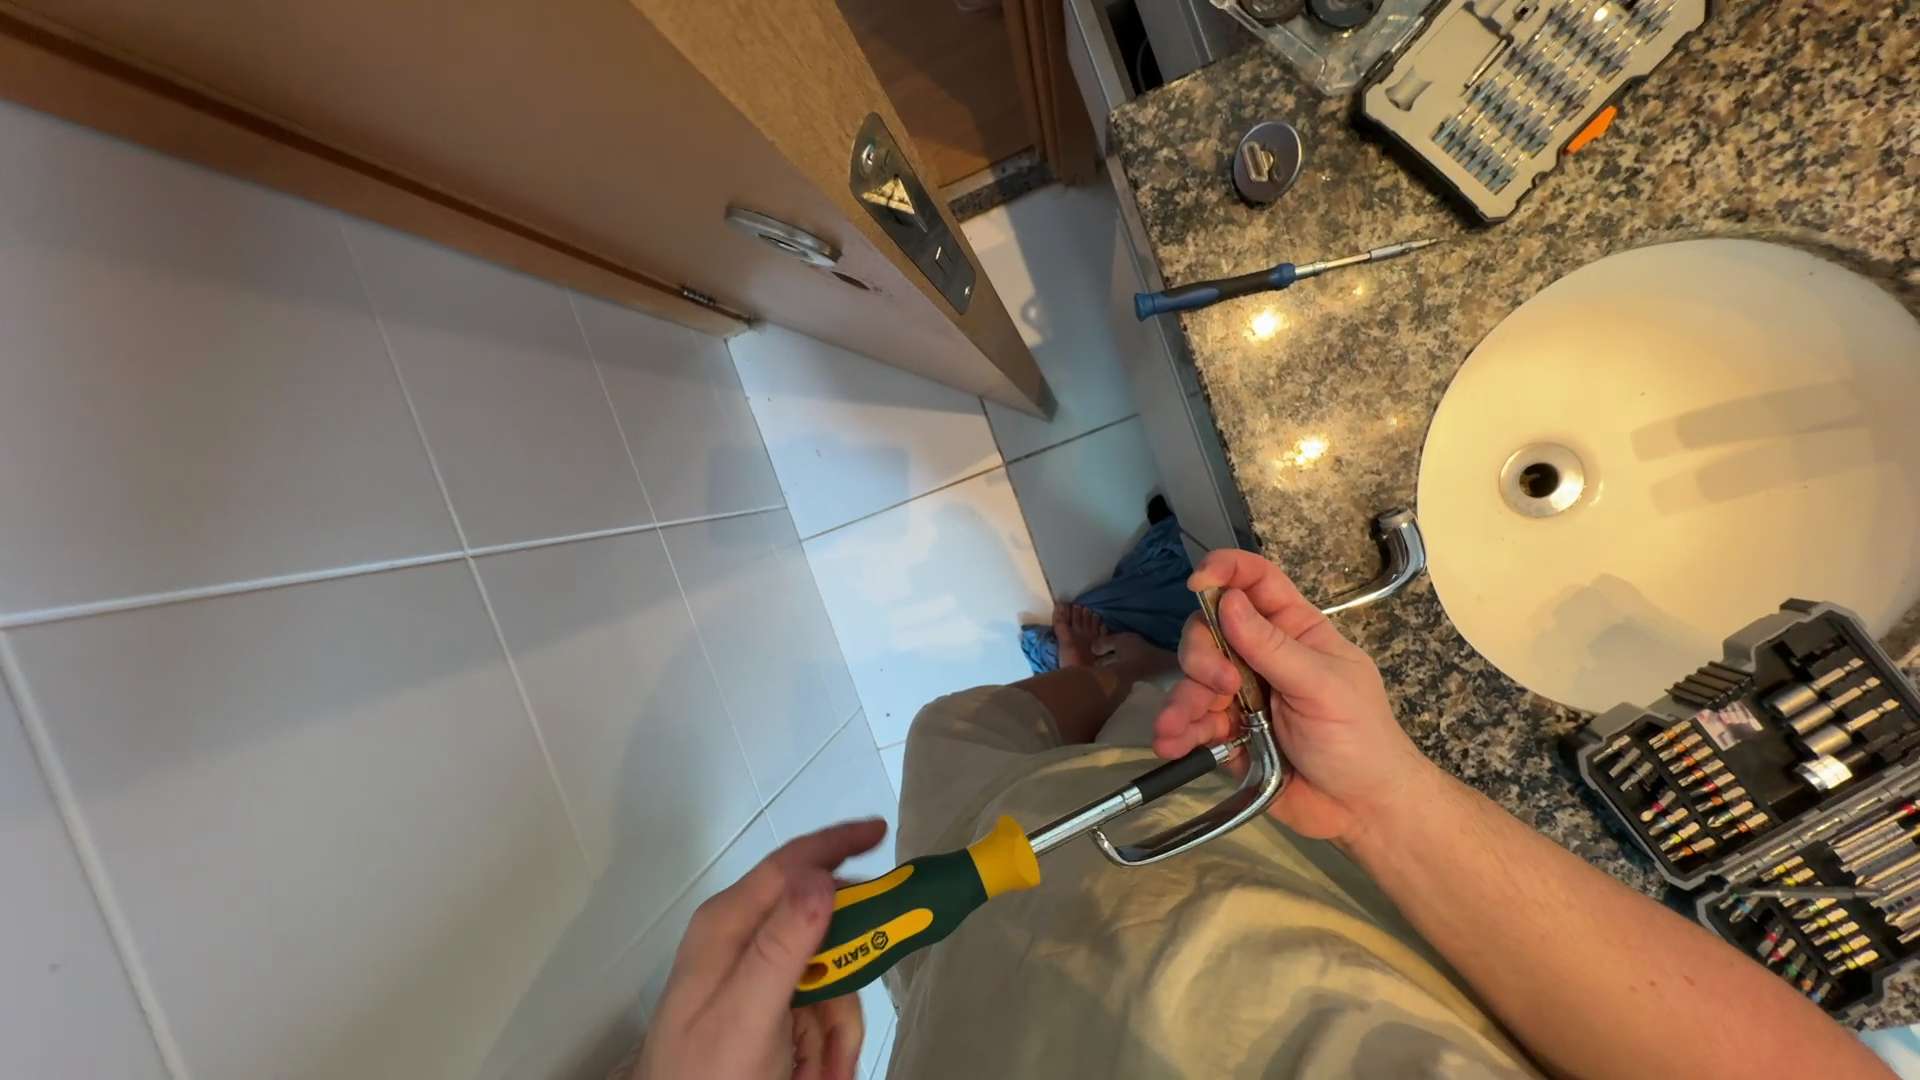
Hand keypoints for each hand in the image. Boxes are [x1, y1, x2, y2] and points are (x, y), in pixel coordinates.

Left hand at [634, 819, 888, 1079]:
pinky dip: (827, 1041)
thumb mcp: (745, 1017)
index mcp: (729, 922)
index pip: (792, 862)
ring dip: (837, 1026)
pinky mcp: (765, 1003)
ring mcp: (754, 971)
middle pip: (822, 925)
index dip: (839, 842)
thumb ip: (782, 945)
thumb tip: (822, 876)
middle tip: (849, 1033)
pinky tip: (813, 1074)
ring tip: (824, 1074)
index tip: (883, 832)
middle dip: (846, 978)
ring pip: (830, 970)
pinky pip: (820, 1004)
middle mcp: (742, 935)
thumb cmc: (706, 1079)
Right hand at [1153, 549, 1435, 846]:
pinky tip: (1169, 744)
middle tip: (1221, 687)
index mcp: (1293, 630)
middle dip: (1201, 655)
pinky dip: (1176, 731)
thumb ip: (1273, 647)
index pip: (1255, 581)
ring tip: (1175, 727)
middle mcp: (1258, 654)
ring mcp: (1238, 692)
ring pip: (1192, 678)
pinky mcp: (1224, 730)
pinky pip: (1191, 721)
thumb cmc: (1360, 739)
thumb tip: (1227, 600)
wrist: (1360, 810)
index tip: (1198, 582)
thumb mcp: (1323, 687)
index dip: (1225, 570)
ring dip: (1180, 700)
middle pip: (1208, 630)